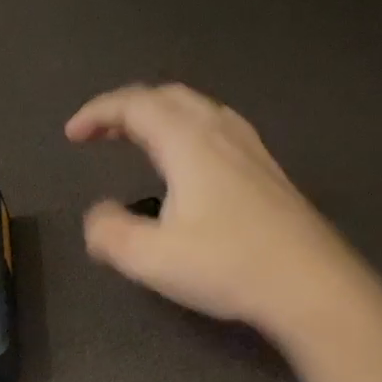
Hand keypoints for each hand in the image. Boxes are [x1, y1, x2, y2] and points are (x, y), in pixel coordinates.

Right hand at [66, 84, 375, 336]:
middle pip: (169, 98)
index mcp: (188, 143)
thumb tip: (95, 217)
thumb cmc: (226, 266)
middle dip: (128, 109)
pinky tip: (190, 165)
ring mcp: (251, 150)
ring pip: (199, 111)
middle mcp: (221, 133)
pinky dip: (188, 133)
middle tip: (101, 134)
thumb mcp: (152, 259)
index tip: (72, 134)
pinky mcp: (268, 173)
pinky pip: (219, 131)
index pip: (135, 106)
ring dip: (161, 117)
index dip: (98, 113)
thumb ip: (110, 234)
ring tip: (140, 141)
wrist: (308, 284)